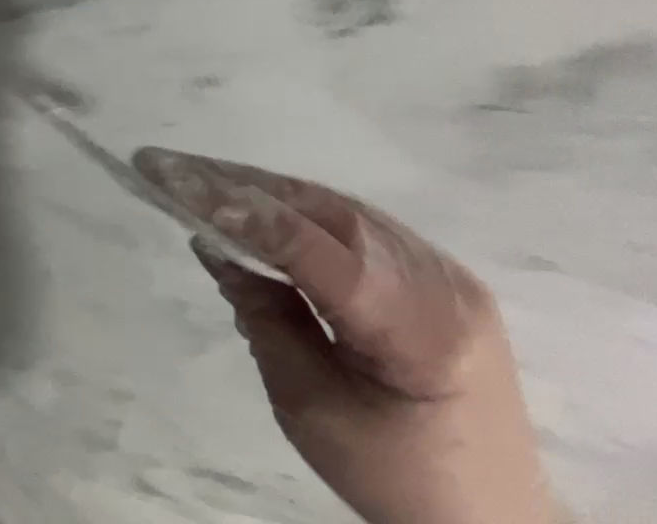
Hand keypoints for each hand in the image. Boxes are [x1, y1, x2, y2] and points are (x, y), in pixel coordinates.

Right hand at [134, 148, 553, 523]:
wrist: (491, 512)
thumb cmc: (392, 472)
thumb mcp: (307, 404)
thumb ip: (263, 316)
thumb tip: (214, 246)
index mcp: (417, 332)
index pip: (313, 250)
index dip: (239, 210)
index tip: (171, 179)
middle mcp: (441, 286)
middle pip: (325, 214)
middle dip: (239, 185)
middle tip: (165, 166)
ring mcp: (445, 274)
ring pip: (337, 209)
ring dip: (261, 188)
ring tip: (191, 174)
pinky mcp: (437, 275)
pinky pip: (355, 224)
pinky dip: (293, 207)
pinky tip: (248, 199)